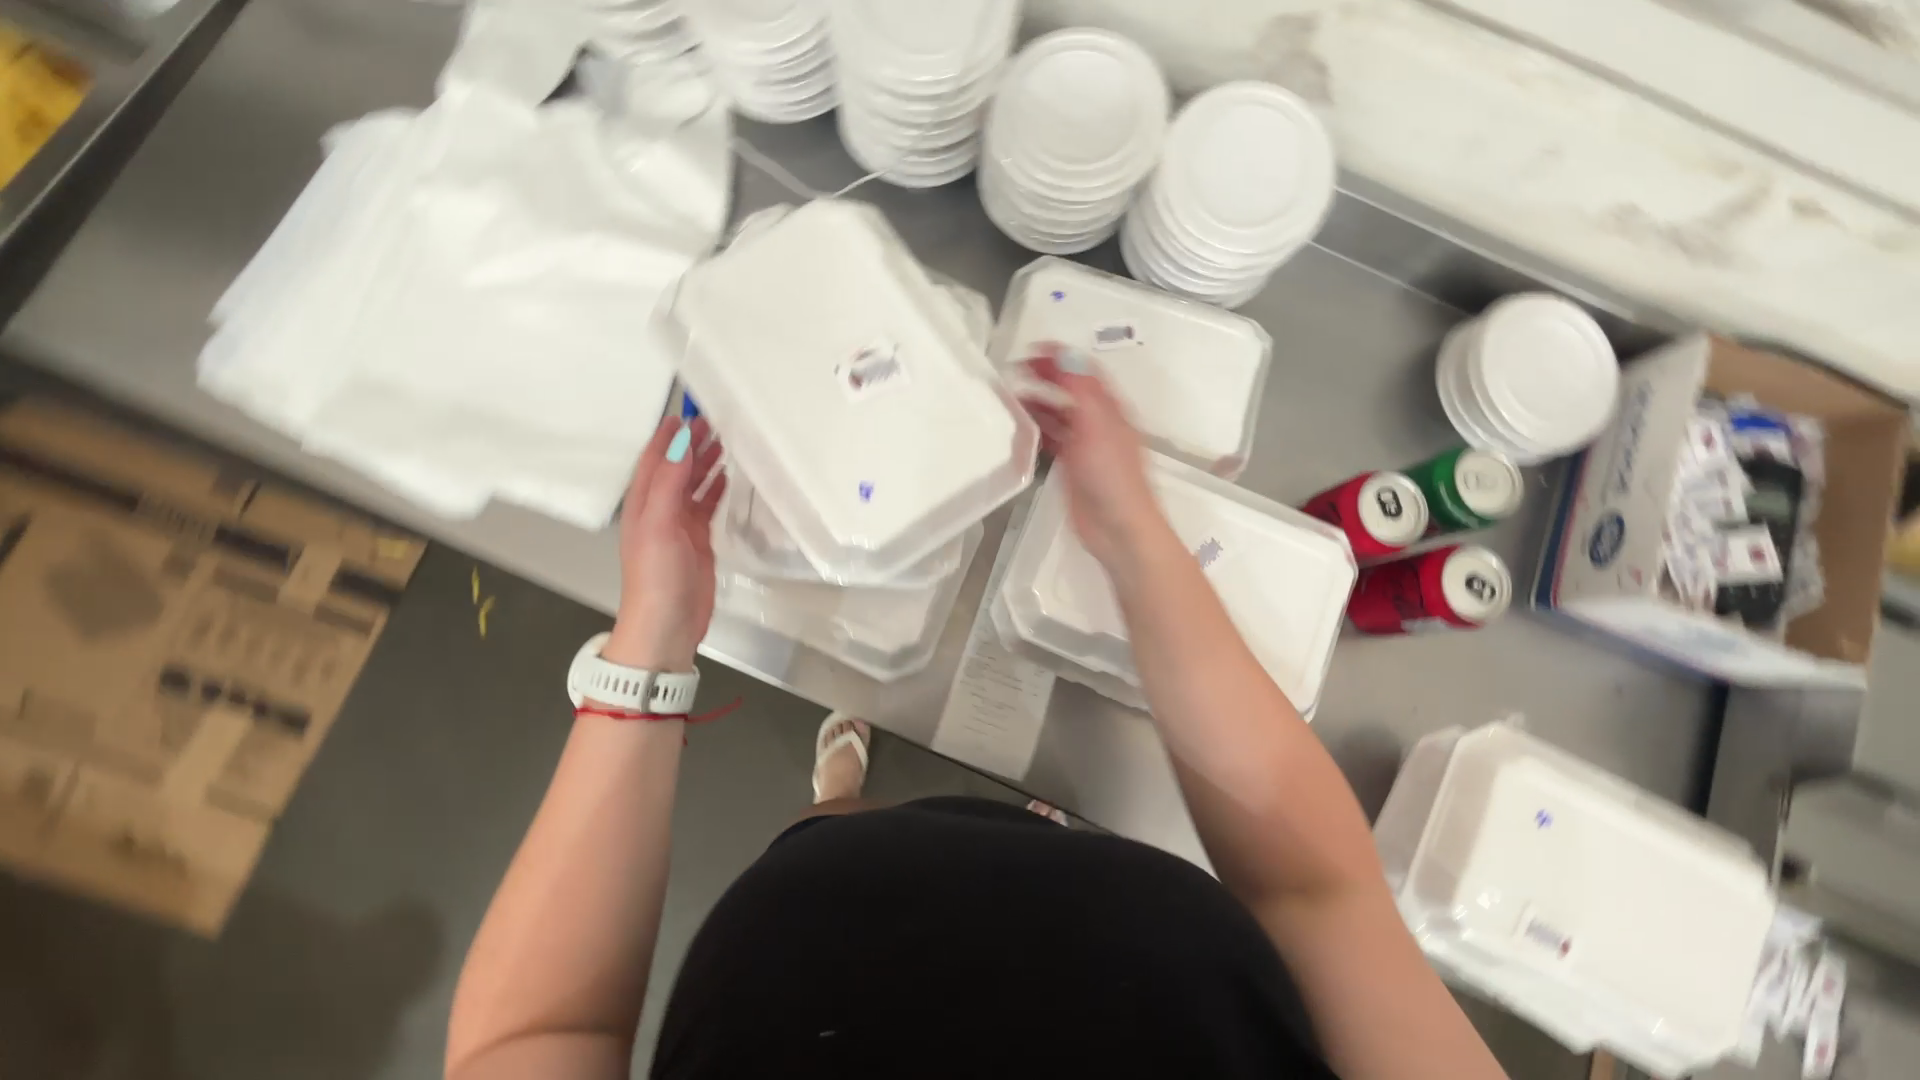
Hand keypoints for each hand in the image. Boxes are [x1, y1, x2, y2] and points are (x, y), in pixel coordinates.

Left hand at [606, 416, 726, 671]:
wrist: (666, 627)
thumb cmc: (657, 576)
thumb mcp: (660, 525)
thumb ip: (670, 482)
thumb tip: (680, 441)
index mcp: (643, 504)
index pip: (654, 460)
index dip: (668, 436)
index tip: (686, 411)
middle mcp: (659, 510)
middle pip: (675, 468)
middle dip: (691, 444)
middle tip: (715, 421)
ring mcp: (679, 526)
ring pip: (692, 484)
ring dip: (705, 463)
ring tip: (725, 441)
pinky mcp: (698, 541)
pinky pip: (706, 506)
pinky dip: (715, 489)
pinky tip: (728, 477)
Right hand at [1019, 343, 1171, 570]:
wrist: (1118, 527)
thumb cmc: (1112, 477)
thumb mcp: (1097, 425)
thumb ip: (1080, 389)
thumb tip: (1065, 357)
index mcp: (1110, 409)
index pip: (1084, 372)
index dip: (1061, 357)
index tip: (1032, 349)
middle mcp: (1098, 423)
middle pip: (1070, 390)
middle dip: (1045, 377)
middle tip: (1016, 370)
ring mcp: (1085, 446)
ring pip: (1058, 415)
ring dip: (1038, 403)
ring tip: (1012, 396)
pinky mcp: (1072, 467)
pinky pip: (1052, 440)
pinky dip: (1037, 431)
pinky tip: (1020, 429)